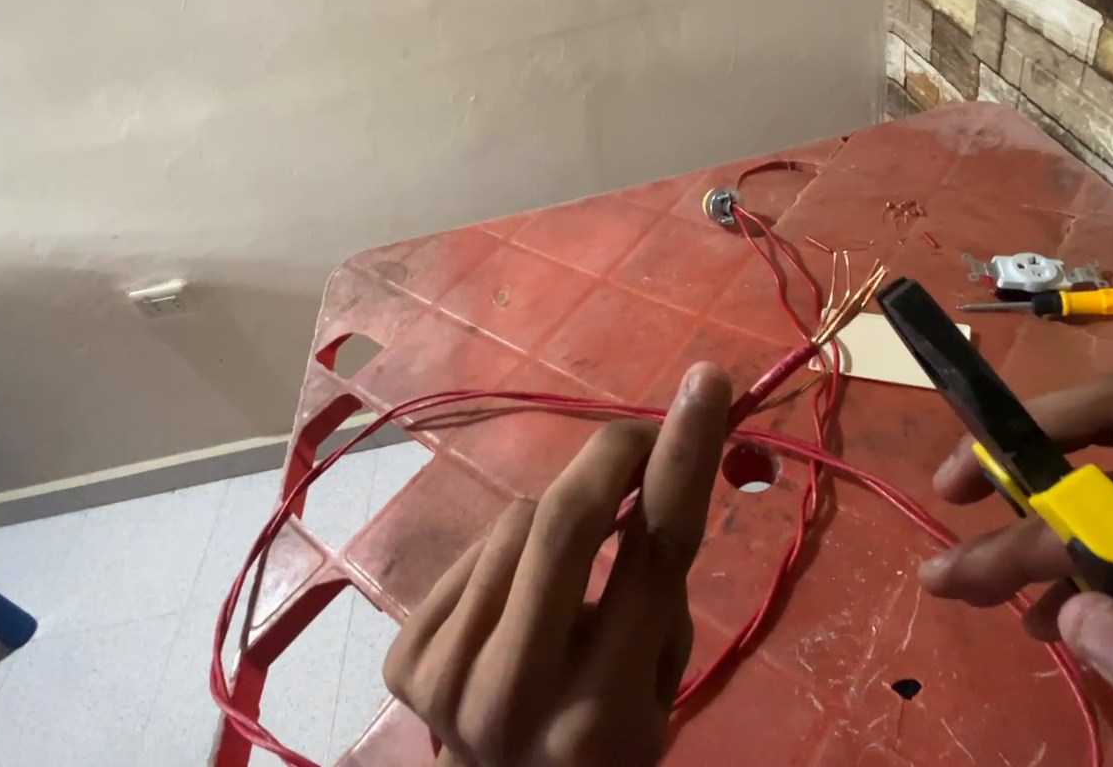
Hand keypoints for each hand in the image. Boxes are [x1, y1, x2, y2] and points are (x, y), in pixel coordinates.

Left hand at [383, 363, 732, 765]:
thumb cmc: (602, 745)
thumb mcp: (657, 686)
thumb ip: (653, 590)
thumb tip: (643, 472)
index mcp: (603, 712)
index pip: (655, 554)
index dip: (683, 456)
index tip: (705, 381)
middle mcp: (518, 692)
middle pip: (564, 520)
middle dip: (611, 454)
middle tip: (639, 432)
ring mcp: (448, 674)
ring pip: (517, 522)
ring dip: (557, 520)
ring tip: (566, 570)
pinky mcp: (406, 655)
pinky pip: (477, 552)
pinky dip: (510, 554)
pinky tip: (514, 598)